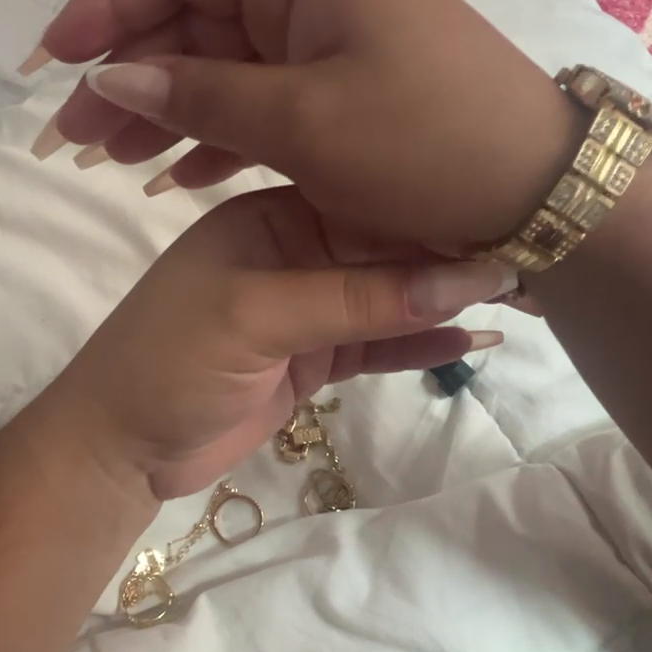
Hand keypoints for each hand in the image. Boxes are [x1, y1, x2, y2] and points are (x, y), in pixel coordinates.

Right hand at [27, 0, 583, 253]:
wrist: (537, 198)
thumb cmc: (424, 147)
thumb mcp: (304, 124)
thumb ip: (202, 97)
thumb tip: (114, 77)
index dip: (108, 2)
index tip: (57, 59)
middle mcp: (313, 1)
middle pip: (195, 18)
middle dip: (129, 72)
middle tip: (75, 134)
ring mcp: (330, 54)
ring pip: (223, 70)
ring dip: (165, 112)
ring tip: (112, 161)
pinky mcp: (343, 104)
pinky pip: (260, 109)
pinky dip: (215, 140)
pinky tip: (179, 178)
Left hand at [40, 188, 510, 499]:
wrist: (119, 448)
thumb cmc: (169, 363)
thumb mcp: (258, 316)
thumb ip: (358, 298)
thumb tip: (466, 280)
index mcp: (271, 217)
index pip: (366, 203)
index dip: (430, 213)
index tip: (505, 220)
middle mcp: (293, 254)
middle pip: (385, 252)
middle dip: (450, 259)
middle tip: (532, 260)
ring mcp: (304, 311)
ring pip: (386, 300)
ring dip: (442, 303)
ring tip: (519, 299)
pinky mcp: (309, 359)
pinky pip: (373, 346)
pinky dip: (414, 345)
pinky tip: (468, 341)